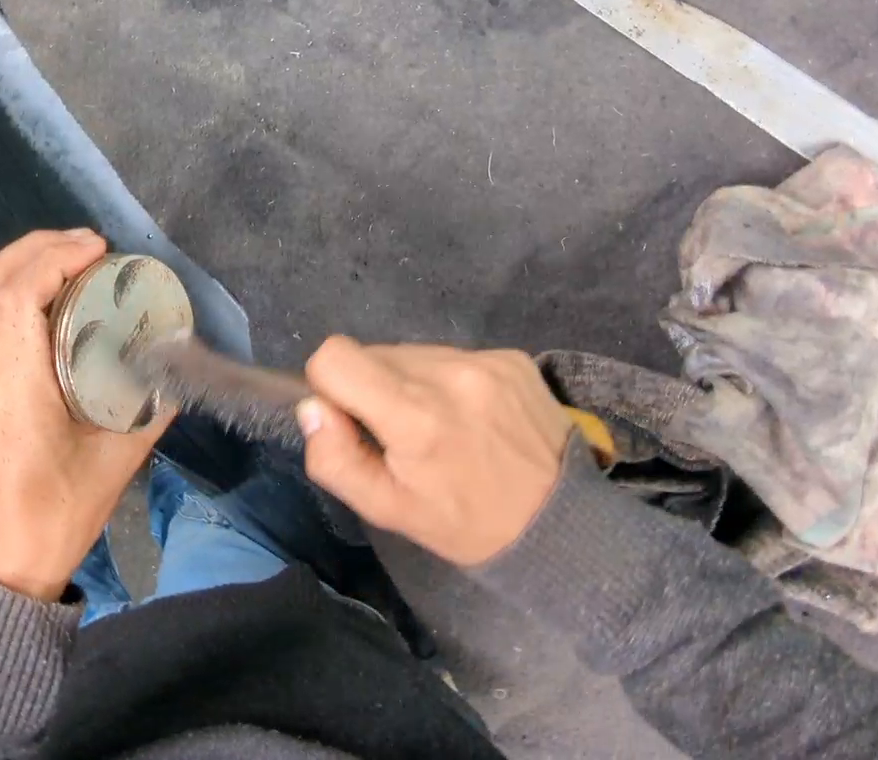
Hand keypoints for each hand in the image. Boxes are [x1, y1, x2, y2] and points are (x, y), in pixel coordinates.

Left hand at [0, 230, 171, 599]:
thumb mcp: (118, 460)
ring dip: (22, 263)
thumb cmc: (60, 516)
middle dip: (34, 247)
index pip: (13, 298)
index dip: (52, 259)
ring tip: (75, 257)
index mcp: (14, 389)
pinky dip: (17, 289)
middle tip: (88, 243)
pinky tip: (57, 295)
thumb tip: (174, 360)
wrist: (5, 563)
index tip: (97, 250)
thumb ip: (150, 406)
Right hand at [295, 338, 572, 566]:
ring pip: (407, 351)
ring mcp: (484, 360)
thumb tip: (313, 408)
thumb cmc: (465, 523)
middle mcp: (448, 374)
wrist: (564, 525)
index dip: (328, 384)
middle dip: (369, 387)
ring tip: (438, 424)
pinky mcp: (510, 357)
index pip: (334, 356)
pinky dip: (444, 380)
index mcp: (414, 415)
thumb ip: (334, 459)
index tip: (349, 418)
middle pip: (369, 352)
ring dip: (406, 381)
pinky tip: (469, 415)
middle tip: (399, 432)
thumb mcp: (387, 510)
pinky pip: (447, 353)